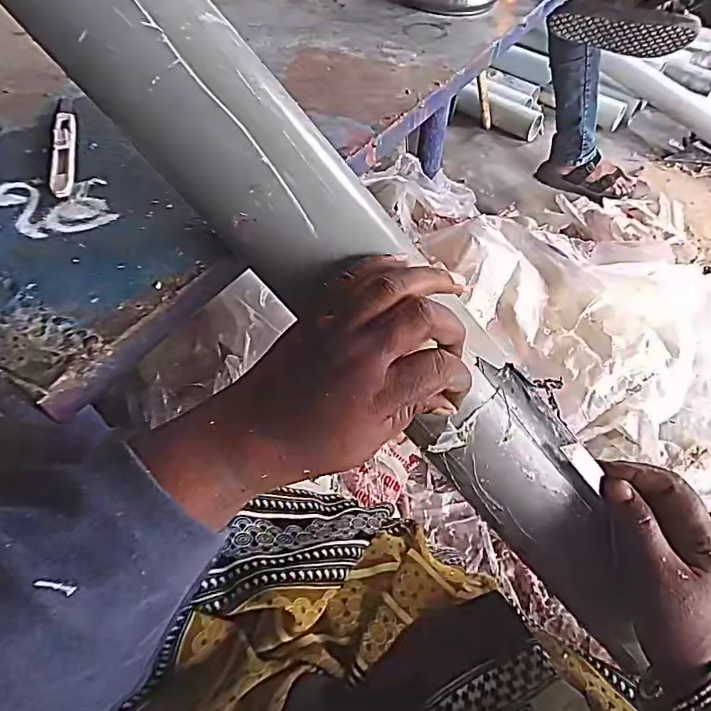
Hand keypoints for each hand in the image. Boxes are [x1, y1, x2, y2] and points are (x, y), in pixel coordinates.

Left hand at [138, 257, 471, 526]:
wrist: (251, 430)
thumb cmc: (304, 443)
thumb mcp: (370, 440)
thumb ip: (410, 409)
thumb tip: (441, 395)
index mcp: (375, 390)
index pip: (438, 367)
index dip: (459, 374)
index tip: (458, 381)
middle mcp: (359, 349)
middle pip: (422, 315)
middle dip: (450, 324)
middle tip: (456, 339)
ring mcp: (336, 325)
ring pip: (390, 284)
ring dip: (425, 278)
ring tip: (447, 281)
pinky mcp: (317, 313)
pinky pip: (355, 278)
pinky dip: (382, 267)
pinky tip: (399, 267)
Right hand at [603, 462, 710, 683]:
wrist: (691, 674)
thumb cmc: (679, 626)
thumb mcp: (658, 575)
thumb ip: (639, 527)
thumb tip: (616, 485)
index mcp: (706, 537)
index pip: (673, 486)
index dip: (637, 473)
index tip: (602, 474)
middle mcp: (699, 536)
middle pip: (666, 492)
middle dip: (631, 479)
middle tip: (595, 480)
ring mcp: (687, 548)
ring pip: (658, 507)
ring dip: (629, 495)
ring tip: (600, 494)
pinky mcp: (672, 559)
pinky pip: (651, 524)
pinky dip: (629, 513)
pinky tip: (612, 517)